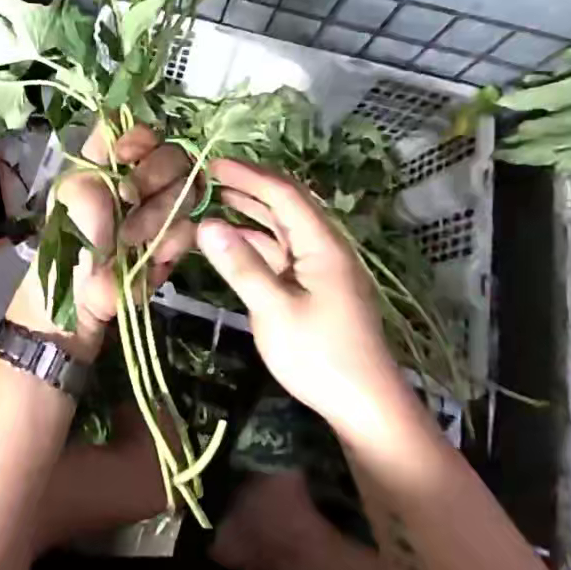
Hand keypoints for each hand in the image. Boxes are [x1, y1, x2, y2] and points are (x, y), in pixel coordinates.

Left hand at [5, 125, 196, 361]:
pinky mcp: (178, 240)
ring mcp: (166, 208)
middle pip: (176, 156)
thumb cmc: (71, 234)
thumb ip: (100, 145)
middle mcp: (147, 179)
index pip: (147, 133)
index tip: (125, 155)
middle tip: (126, 199)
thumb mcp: (74, 184)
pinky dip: (168, 241)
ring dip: (155, 216)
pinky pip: (191, 227)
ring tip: (129, 237)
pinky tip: (148, 253)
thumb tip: (123, 111)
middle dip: (152, 179)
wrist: (81, 291)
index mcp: (119, 161)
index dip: (141, 142)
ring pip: (188, 190)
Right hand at [194, 159, 410, 434]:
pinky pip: (280, 253)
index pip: (284, 194)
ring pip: (281, 229)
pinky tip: (231, 242)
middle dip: (248, 188)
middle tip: (207, 178)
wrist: (364, 405)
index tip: (212, 164)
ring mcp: (319, 269)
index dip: (248, 175)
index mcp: (322, 245)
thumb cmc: (321, 355)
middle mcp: (323, 248)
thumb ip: (240, 265)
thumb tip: (206, 225)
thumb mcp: (274, 310)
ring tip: (214, 200)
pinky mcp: (313, 288)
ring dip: (250, 213)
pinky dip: (255, 242)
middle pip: (285, 206)